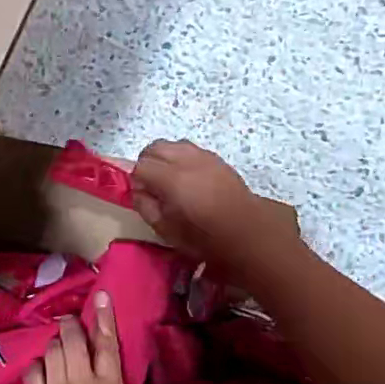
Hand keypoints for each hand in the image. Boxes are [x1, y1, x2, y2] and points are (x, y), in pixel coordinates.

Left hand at [25, 295, 145, 383]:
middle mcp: (80, 383)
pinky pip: (33, 372)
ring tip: (60, 346)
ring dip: (56, 343)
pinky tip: (42, 369)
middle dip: (73, 324)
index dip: (104, 317)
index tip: (101, 297)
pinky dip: (38, 365)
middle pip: (73, 339)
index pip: (107, 344)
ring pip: (52, 350)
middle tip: (73, 322)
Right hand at [130, 140, 300, 270]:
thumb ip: (147, 207)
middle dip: (147, 163)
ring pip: (173, 145)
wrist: (247, 233)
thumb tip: (139, 191)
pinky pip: (190, 150)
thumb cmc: (205, 238)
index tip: (143, 195)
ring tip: (168, 179)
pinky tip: (187, 178)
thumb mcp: (167, 231)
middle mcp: (187, 161)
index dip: (137, 181)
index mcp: (172, 179)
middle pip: (154, 148)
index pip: (141, 167)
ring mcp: (204, 157)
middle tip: (151, 185)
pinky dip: (181, 158)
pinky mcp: (217, 159)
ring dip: (164, 157)